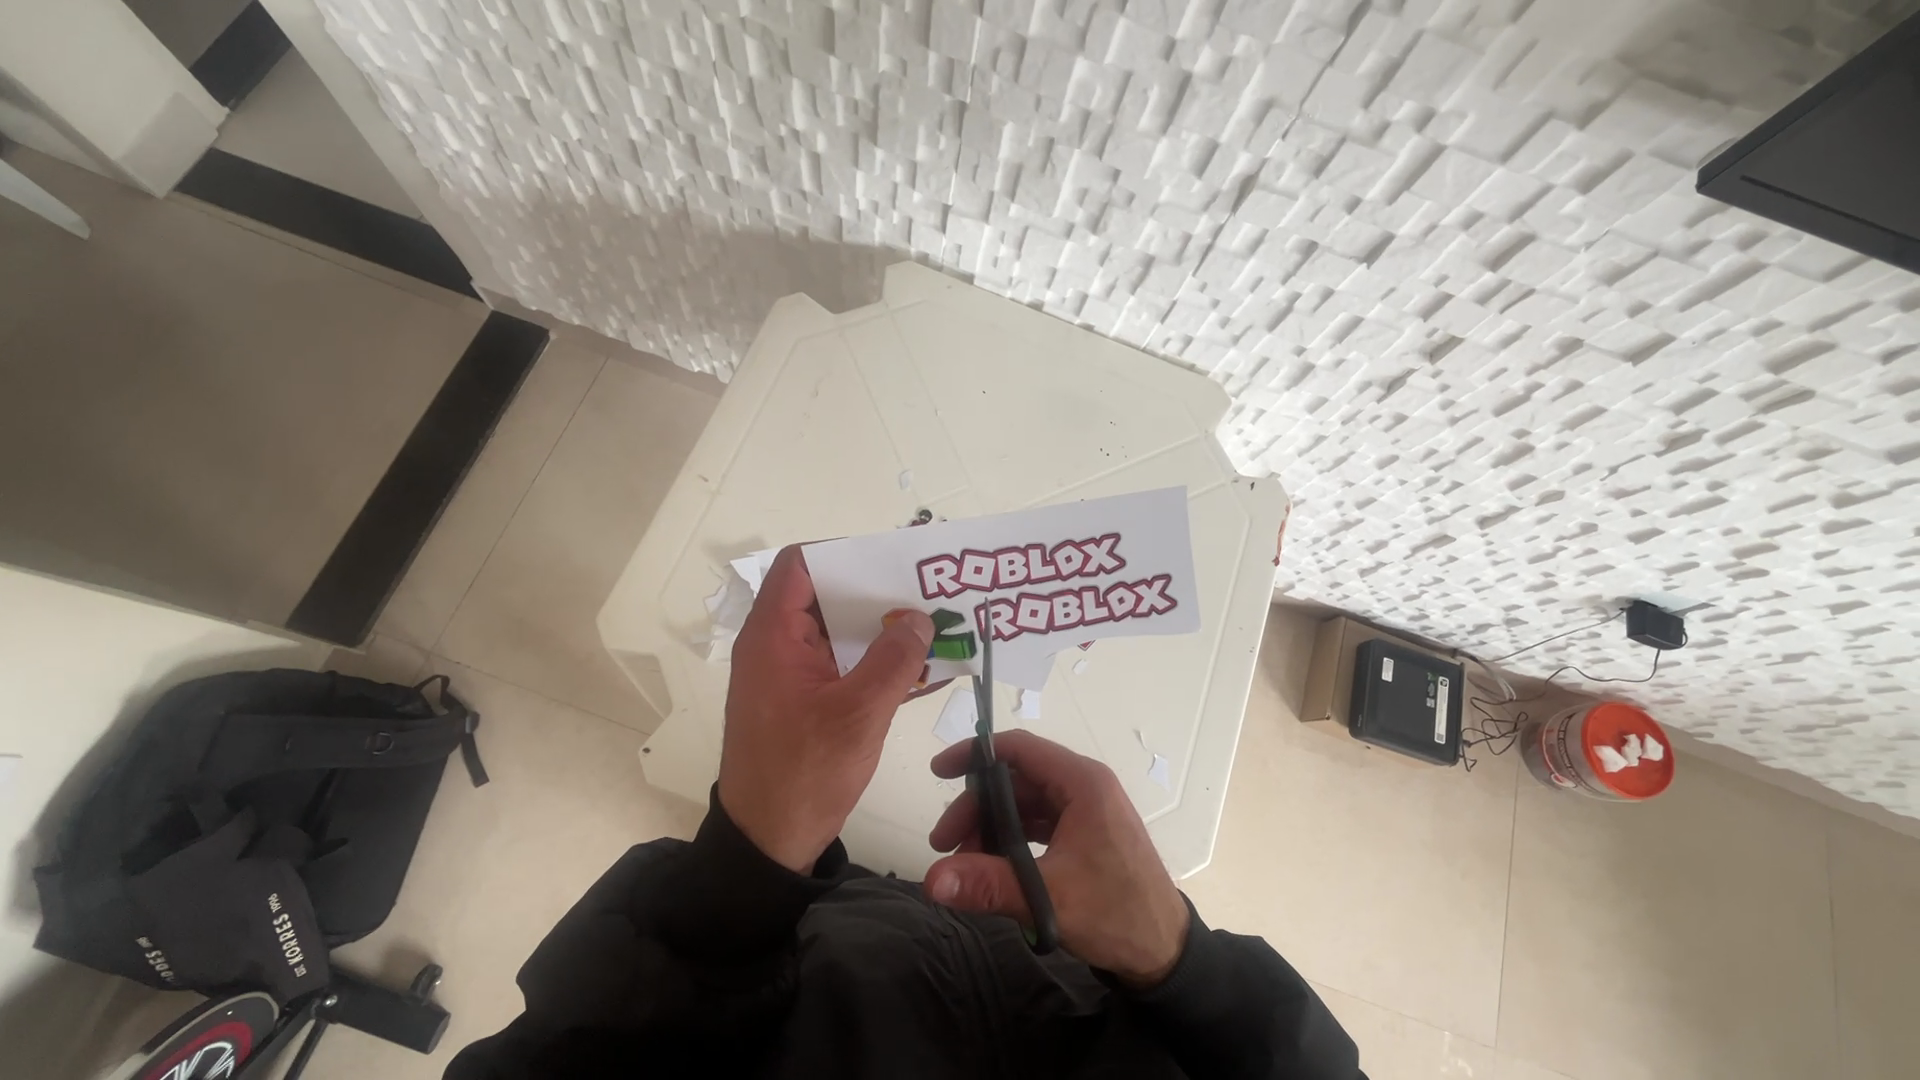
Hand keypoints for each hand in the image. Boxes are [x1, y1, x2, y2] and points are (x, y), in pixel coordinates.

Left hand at [719, 547, 933, 873]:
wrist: (768, 842)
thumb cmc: (804, 773)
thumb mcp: (857, 715)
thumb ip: (893, 660)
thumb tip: (918, 617)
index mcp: (774, 637)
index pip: (800, 565)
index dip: (843, 554)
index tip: (890, 562)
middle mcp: (779, 646)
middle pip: (827, 596)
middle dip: (877, 592)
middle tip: (928, 590)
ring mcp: (793, 675)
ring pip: (841, 633)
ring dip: (884, 629)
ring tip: (936, 623)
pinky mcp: (808, 701)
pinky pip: (845, 665)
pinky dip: (878, 662)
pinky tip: (924, 667)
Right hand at [923, 731, 1189, 987]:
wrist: (1165, 952)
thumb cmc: (1114, 913)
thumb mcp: (1047, 898)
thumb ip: (988, 884)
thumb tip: (932, 880)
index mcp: (1082, 783)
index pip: (1019, 749)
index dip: (975, 754)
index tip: (939, 772)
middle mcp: (1084, 787)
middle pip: (1015, 781)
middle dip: (976, 809)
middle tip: (944, 845)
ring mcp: (1085, 811)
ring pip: (1023, 805)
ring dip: (991, 829)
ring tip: (966, 864)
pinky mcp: (1085, 834)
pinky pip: (1037, 824)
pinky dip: (1011, 841)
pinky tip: (993, 868)